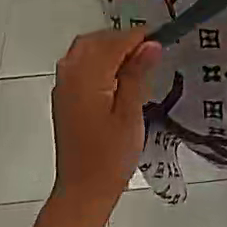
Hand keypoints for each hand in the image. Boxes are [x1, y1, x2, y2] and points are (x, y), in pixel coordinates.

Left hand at [49, 28, 159, 220]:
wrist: (84, 188)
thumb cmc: (112, 154)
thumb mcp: (131, 113)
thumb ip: (137, 75)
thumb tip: (150, 44)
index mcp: (86, 80)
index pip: (112, 44)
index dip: (137, 38)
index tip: (162, 39)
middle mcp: (69, 78)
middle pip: (92, 42)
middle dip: (121, 40)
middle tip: (150, 51)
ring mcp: (63, 89)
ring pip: (83, 52)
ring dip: (108, 49)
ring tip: (137, 62)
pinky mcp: (65, 99)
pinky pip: (78, 66)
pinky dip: (98, 61)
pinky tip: (118, 76)